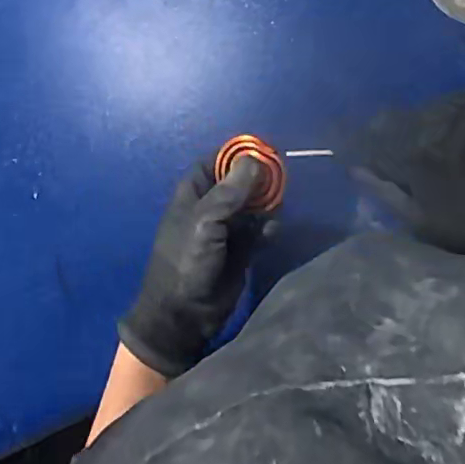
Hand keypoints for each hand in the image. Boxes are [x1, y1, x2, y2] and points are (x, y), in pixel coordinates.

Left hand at [117, 155, 268, 377]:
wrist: (184, 311)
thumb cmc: (186, 257)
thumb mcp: (205, 219)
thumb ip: (231, 191)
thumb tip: (255, 160)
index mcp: (195, 190)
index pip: (218, 161)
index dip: (238, 155)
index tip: (265, 152)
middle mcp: (212, 204)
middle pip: (241, 182)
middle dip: (260, 180)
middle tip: (279, 183)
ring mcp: (228, 227)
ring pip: (255, 205)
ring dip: (267, 205)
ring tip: (275, 209)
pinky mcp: (243, 250)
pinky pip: (261, 230)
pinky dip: (269, 227)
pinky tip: (272, 231)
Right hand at [347, 92, 464, 274]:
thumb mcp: (422, 220)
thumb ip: (381, 189)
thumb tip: (354, 167)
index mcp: (411, 150)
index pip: (362, 137)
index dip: (352, 145)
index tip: (349, 155)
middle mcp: (428, 119)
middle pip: (384, 121)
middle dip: (380, 137)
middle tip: (384, 158)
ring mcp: (452, 106)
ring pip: (411, 114)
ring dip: (407, 129)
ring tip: (417, 152)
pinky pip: (436, 109)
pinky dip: (432, 123)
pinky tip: (442, 143)